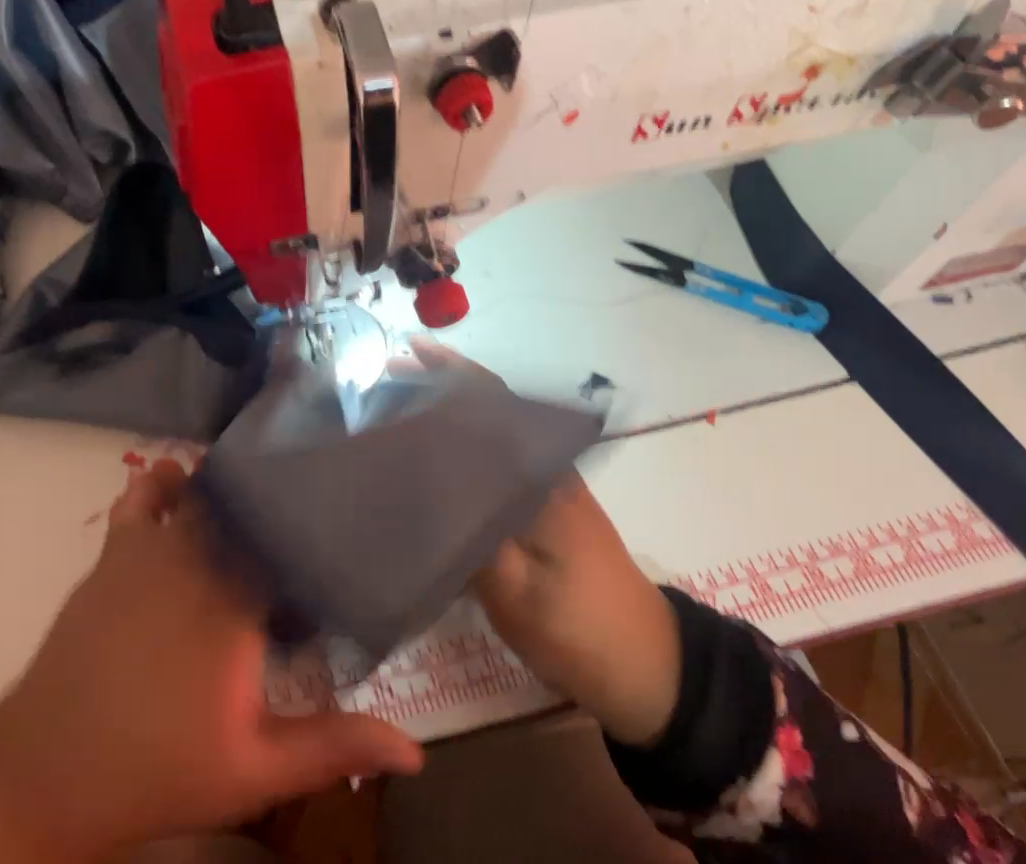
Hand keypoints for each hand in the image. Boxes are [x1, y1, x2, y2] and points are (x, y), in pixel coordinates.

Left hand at [0, 461, 423, 863]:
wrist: (45, 774)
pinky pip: (137, 503)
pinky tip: (179, 480)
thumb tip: (418, 754)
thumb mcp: (254, 772)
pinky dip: (162, 484)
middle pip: (245, 509)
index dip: (321, 524)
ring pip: (195, 498)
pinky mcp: (108, 561)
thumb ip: (333, 747)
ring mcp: (144, 557)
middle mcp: (193, 565)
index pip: (289, 543)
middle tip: (316, 490)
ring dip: (228, 487)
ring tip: (263, 478)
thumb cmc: (157, 771)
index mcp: (236, 607)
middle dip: (280, 497)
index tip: (352, 514)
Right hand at [405, 339, 682, 747]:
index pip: (490, 403)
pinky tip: (430, 469)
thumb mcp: (511, 588)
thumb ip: (466, 532)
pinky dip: (461, 452)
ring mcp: (550, 490)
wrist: (643, 666)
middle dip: (438, 390)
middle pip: (489, 410)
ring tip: (394, 417)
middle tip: (382, 388)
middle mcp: (547, 470)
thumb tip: (421, 484)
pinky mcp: (548, 512)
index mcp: (540, 477)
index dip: (446, 374)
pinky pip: (497, 465)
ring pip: (492, 436)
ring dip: (448, 417)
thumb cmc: (574, 627)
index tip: (402, 359)